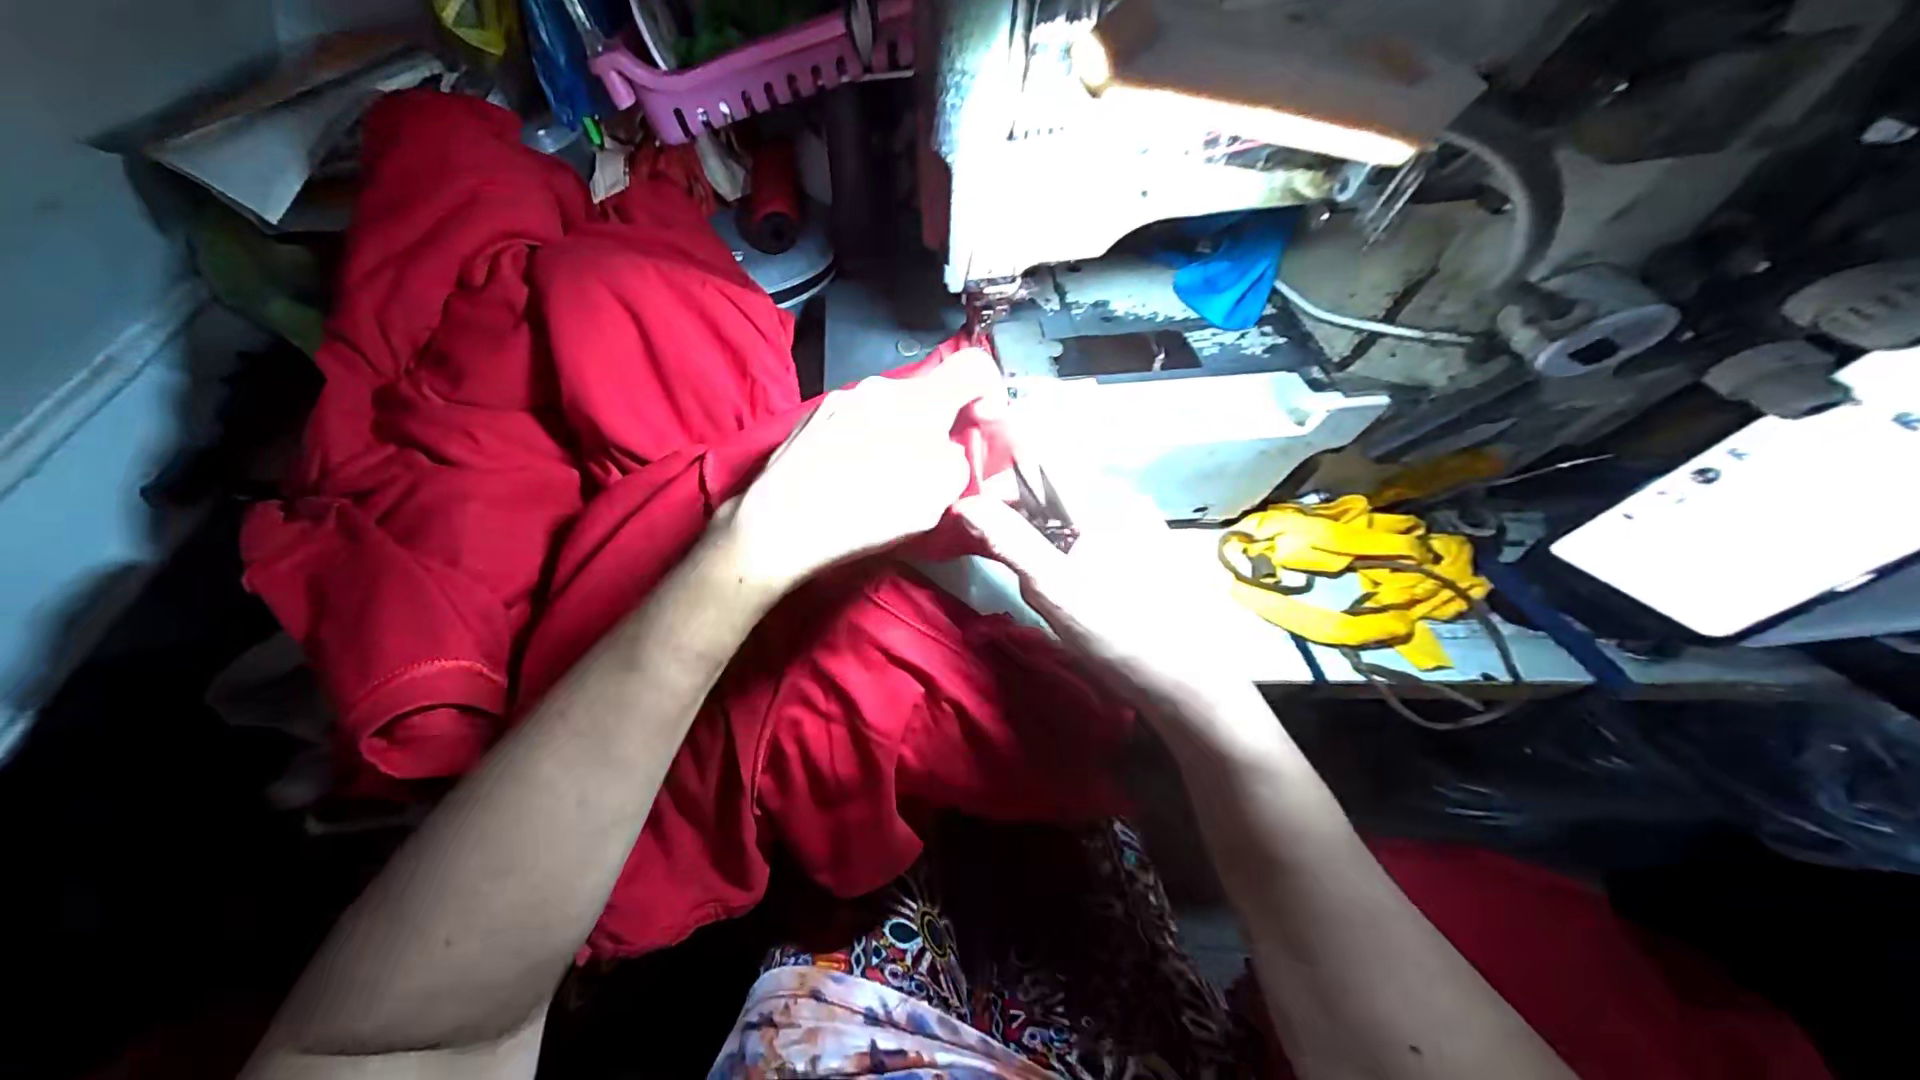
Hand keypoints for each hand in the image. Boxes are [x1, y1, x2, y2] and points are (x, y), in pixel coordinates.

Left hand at [726, 348, 1003, 589]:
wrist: (779, 524)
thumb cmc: (865, 511)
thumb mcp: (938, 497)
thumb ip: (961, 462)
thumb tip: (954, 450)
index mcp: (919, 400)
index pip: (975, 367)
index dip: (992, 395)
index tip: (984, 430)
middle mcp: (879, 387)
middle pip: (929, 395)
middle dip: (941, 427)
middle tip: (934, 471)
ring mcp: (841, 400)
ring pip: (891, 410)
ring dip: (901, 437)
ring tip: (886, 481)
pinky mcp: (812, 420)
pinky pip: (857, 422)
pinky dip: (867, 443)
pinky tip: (853, 478)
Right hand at [953, 457, 1254, 718]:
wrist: (1186, 681)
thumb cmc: (1117, 634)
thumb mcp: (1053, 590)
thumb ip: (1009, 542)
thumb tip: (964, 504)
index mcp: (1104, 501)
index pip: (1039, 467)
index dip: (1002, 489)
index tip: (981, 522)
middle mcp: (1126, 499)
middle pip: (1055, 490)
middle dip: (1023, 519)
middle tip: (1012, 562)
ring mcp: (1142, 522)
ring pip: (1073, 513)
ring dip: (1046, 536)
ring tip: (1045, 579)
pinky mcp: (1150, 545)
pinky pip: (1094, 531)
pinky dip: (1072, 547)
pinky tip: (1077, 583)